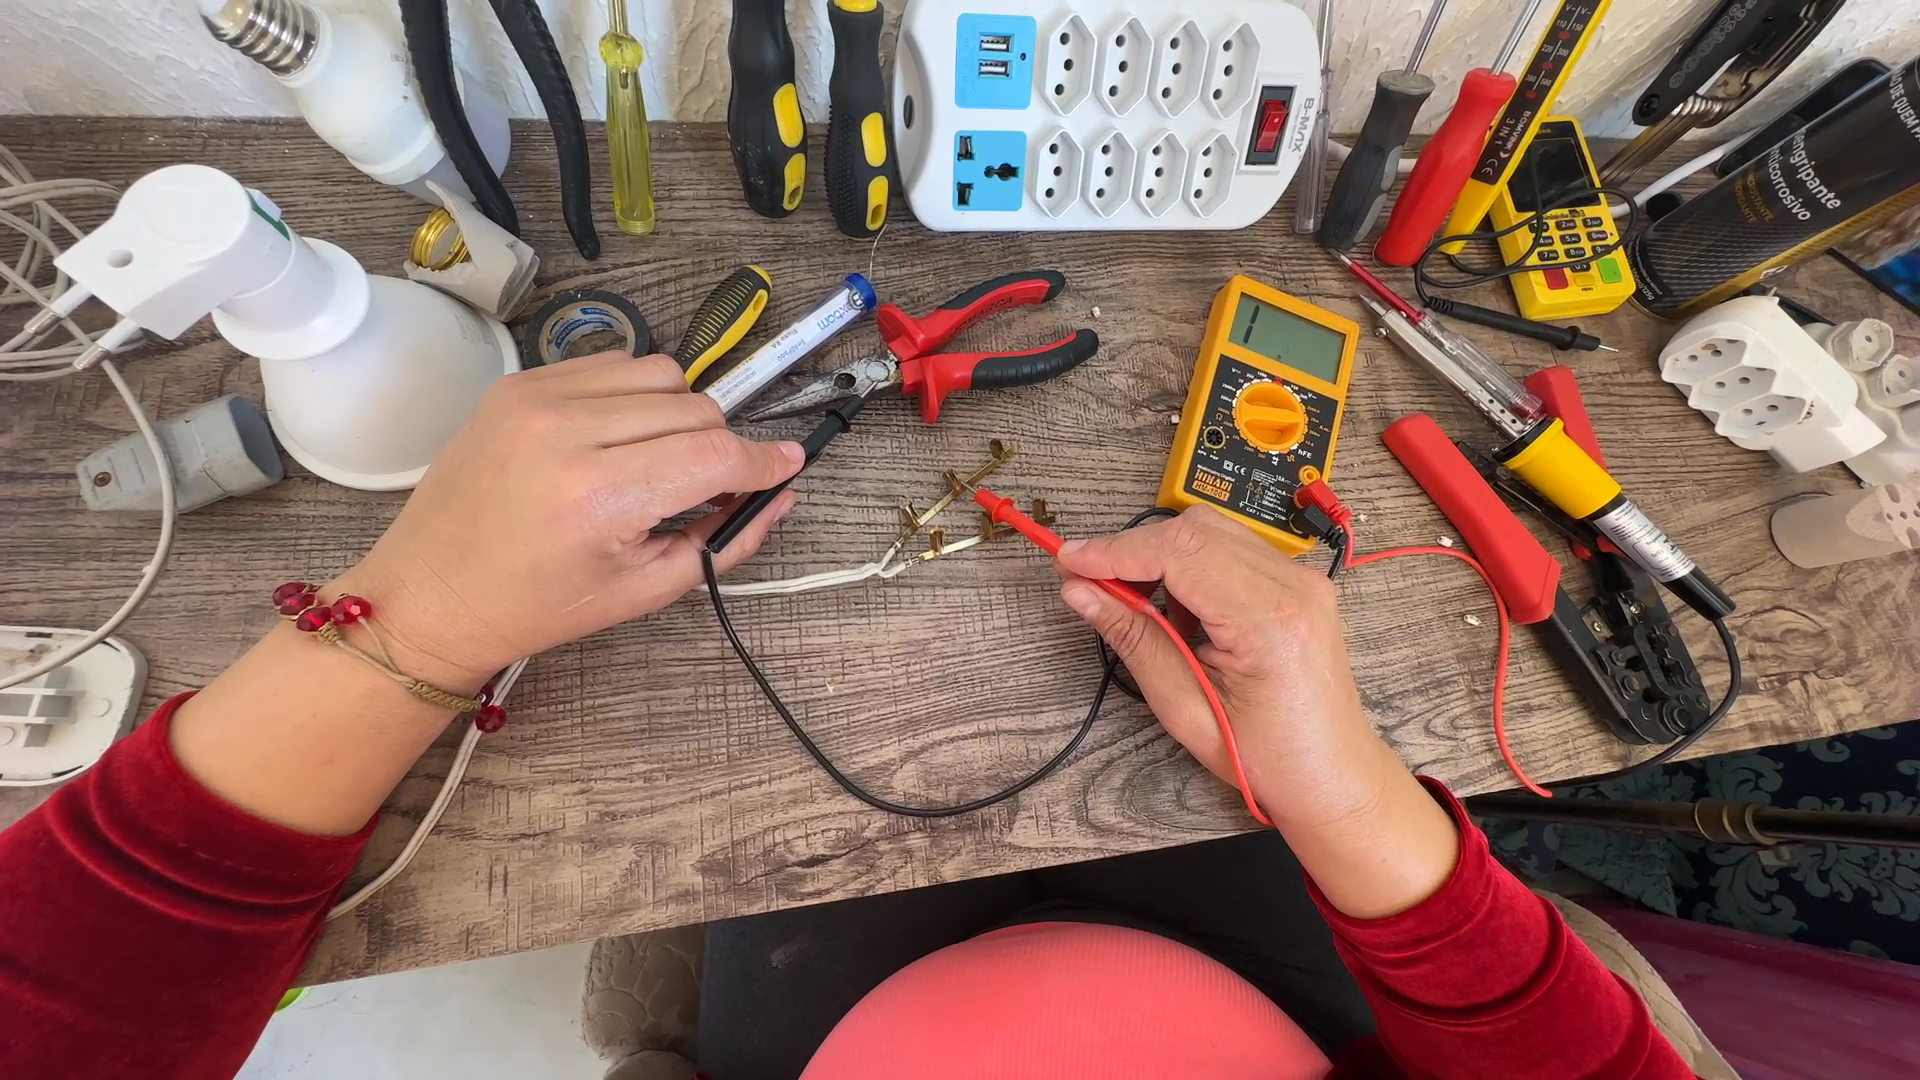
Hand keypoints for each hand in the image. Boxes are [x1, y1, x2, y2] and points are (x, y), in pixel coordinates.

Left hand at [334, 352, 804, 692]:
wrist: (432, 593)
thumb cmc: (544, 605)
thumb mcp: (650, 588)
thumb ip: (728, 540)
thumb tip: (781, 494)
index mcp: (600, 497)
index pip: (715, 454)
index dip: (764, 461)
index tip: (788, 465)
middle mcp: (567, 431)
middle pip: (698, 410)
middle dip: (722, 447)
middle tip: (710, 486)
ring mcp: (537, 397)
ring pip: (665, 375)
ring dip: (684, 415)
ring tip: (662, 458)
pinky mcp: (520, 381)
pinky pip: (617, 364)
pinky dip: (641, 395)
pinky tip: (623, 435)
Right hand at [1052, 505, 1399, 833]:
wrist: (1332, 776)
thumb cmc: (1263, 757)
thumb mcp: (1183, 706)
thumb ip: (1132, 638)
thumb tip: (1080, 591)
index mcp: (1269, 621)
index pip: (1180, 553)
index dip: (1115, 551)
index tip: (1068, 560)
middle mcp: (1294, 586)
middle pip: (1194, 529)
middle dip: (1132, 548)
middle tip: (1089, 580)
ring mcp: (1302, 580)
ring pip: (1211, 531)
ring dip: (1159, 555)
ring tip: (1134, 602)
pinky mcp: (1298, 583)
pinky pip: (1230, 549)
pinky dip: (1189, 565)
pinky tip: (1177, 608)